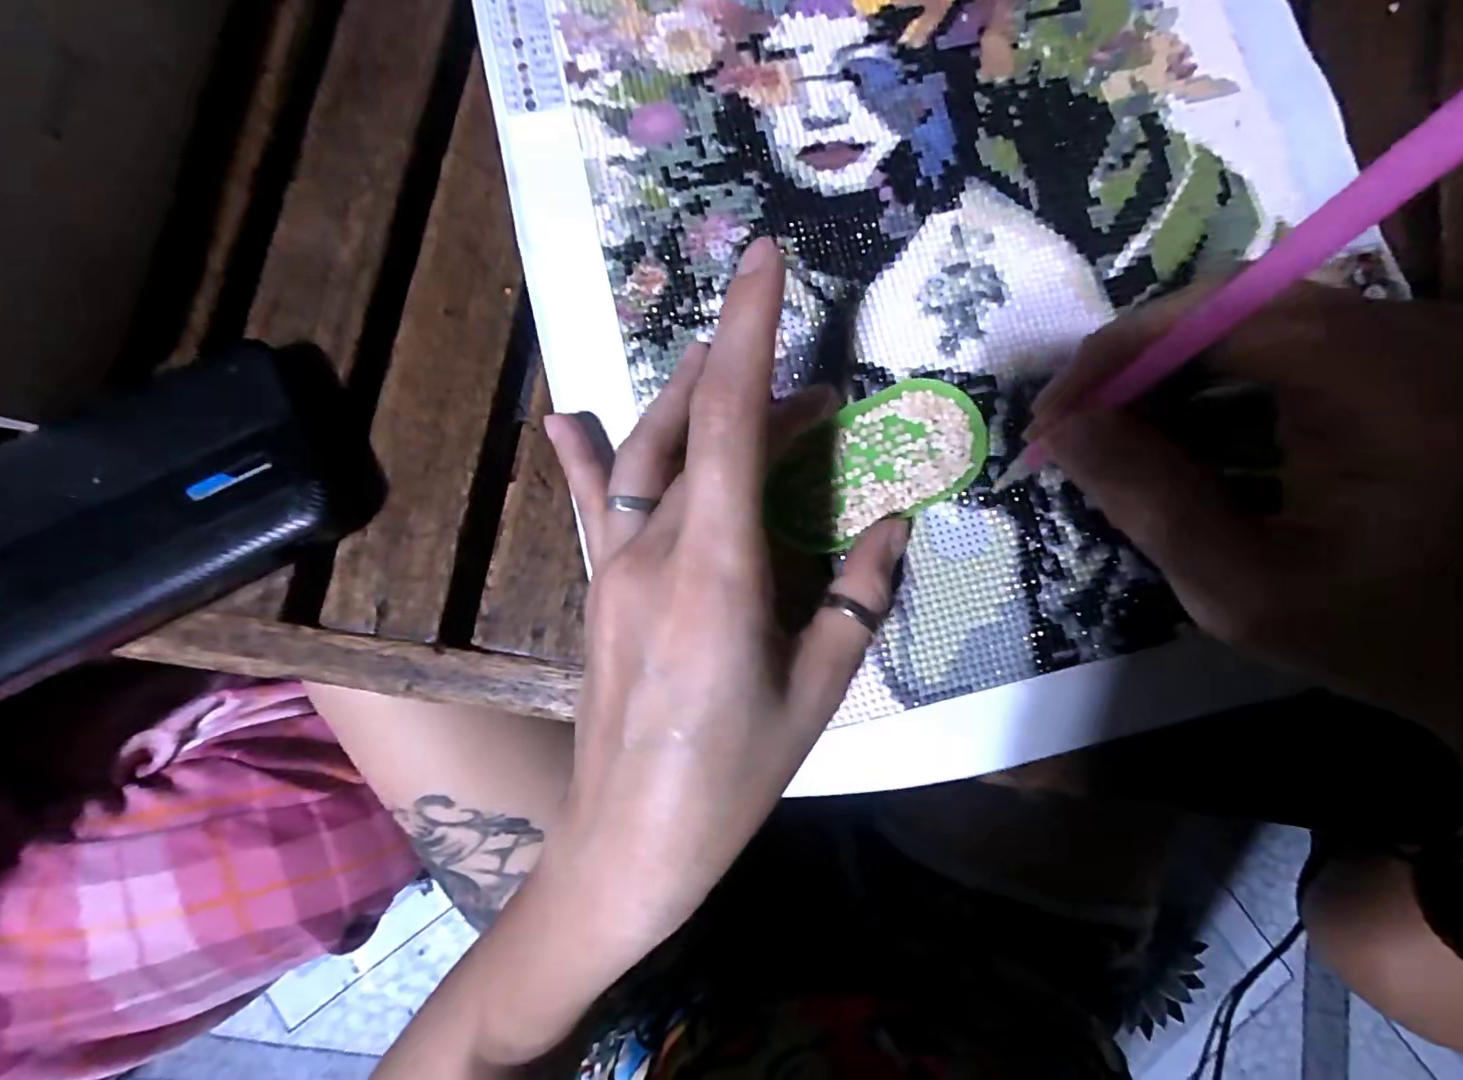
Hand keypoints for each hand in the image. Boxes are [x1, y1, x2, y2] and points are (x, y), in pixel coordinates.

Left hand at [540, 238, 908, 953]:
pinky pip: (595, 506)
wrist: (628, 845)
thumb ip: (857, 598)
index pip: (730, 421)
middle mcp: (653, 552)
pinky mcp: (598, 591)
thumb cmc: (733, 777)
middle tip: (817, 388)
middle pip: (696, 430)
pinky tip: (571, 416)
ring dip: (687, 399)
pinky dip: (588, 455)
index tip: (762, 258)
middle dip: (752, 379)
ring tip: (731, 369)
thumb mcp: (818, 692)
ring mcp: (614, 568)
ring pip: (645, 455)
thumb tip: (892, 525)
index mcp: (716, 572)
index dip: (747, 331)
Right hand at [1031, 285, 1462, 722]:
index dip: (1121, 351)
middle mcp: (1441, 332)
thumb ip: (1146, 498)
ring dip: (1177, 366)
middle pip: (1244, 303)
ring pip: (1268, 315)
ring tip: (1117, 426)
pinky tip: (1189, 422)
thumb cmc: (1370, 638)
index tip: (1053, 413)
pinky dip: (1229, 372)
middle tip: (1073, 422)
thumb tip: (1061, 428)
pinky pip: (1306, 335)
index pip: (1226, 313)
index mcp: (1396, 393)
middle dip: (1139, 360)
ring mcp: (1455, 330)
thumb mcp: (1234, 590)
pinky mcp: (1447, 345)